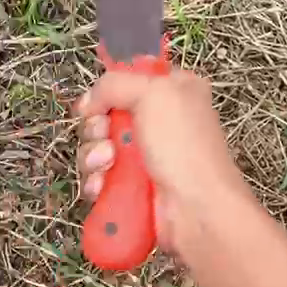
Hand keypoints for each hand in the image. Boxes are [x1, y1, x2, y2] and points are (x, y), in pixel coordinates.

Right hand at [74, 69, 256, 264]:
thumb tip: (88, 102)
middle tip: (105, 134)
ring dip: (94, 155)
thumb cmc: (183, 146)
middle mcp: (161, 120)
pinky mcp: (134, 185)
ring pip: (99, 146)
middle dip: (98, 125)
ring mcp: (147, 155)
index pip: (132, 76)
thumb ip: (115, 84)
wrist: (197, 209)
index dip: (110, 88)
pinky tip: (102, 185)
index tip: (98, 101)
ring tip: (107, 164)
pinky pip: (100, 176)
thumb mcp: (154, 93)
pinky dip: (96, 180)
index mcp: (176, 89)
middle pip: (108, 112)